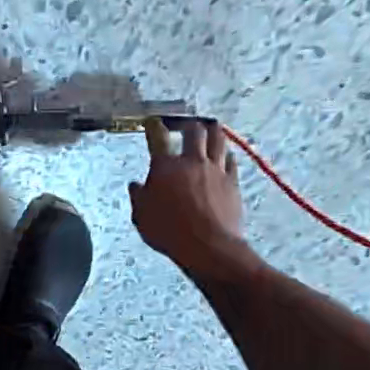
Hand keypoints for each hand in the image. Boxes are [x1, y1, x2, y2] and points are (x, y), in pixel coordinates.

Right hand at [129, 117, 262, 282]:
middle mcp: (192, 162)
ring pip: (218, 139)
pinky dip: (225, 153)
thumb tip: (137, 186)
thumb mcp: (141, 215)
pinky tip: (223, 155)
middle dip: (188, 124)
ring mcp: (215, 171)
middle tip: (182, 124)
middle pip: (195, 131)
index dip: (154, 126)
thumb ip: (139, 196)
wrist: (208, 246)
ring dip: (212, 131)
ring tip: (208, 128)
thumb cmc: (168, 231)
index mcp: (165, 167)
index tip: (152, 122)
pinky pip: (231, 160)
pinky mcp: (233, 183)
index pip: (158, 138)